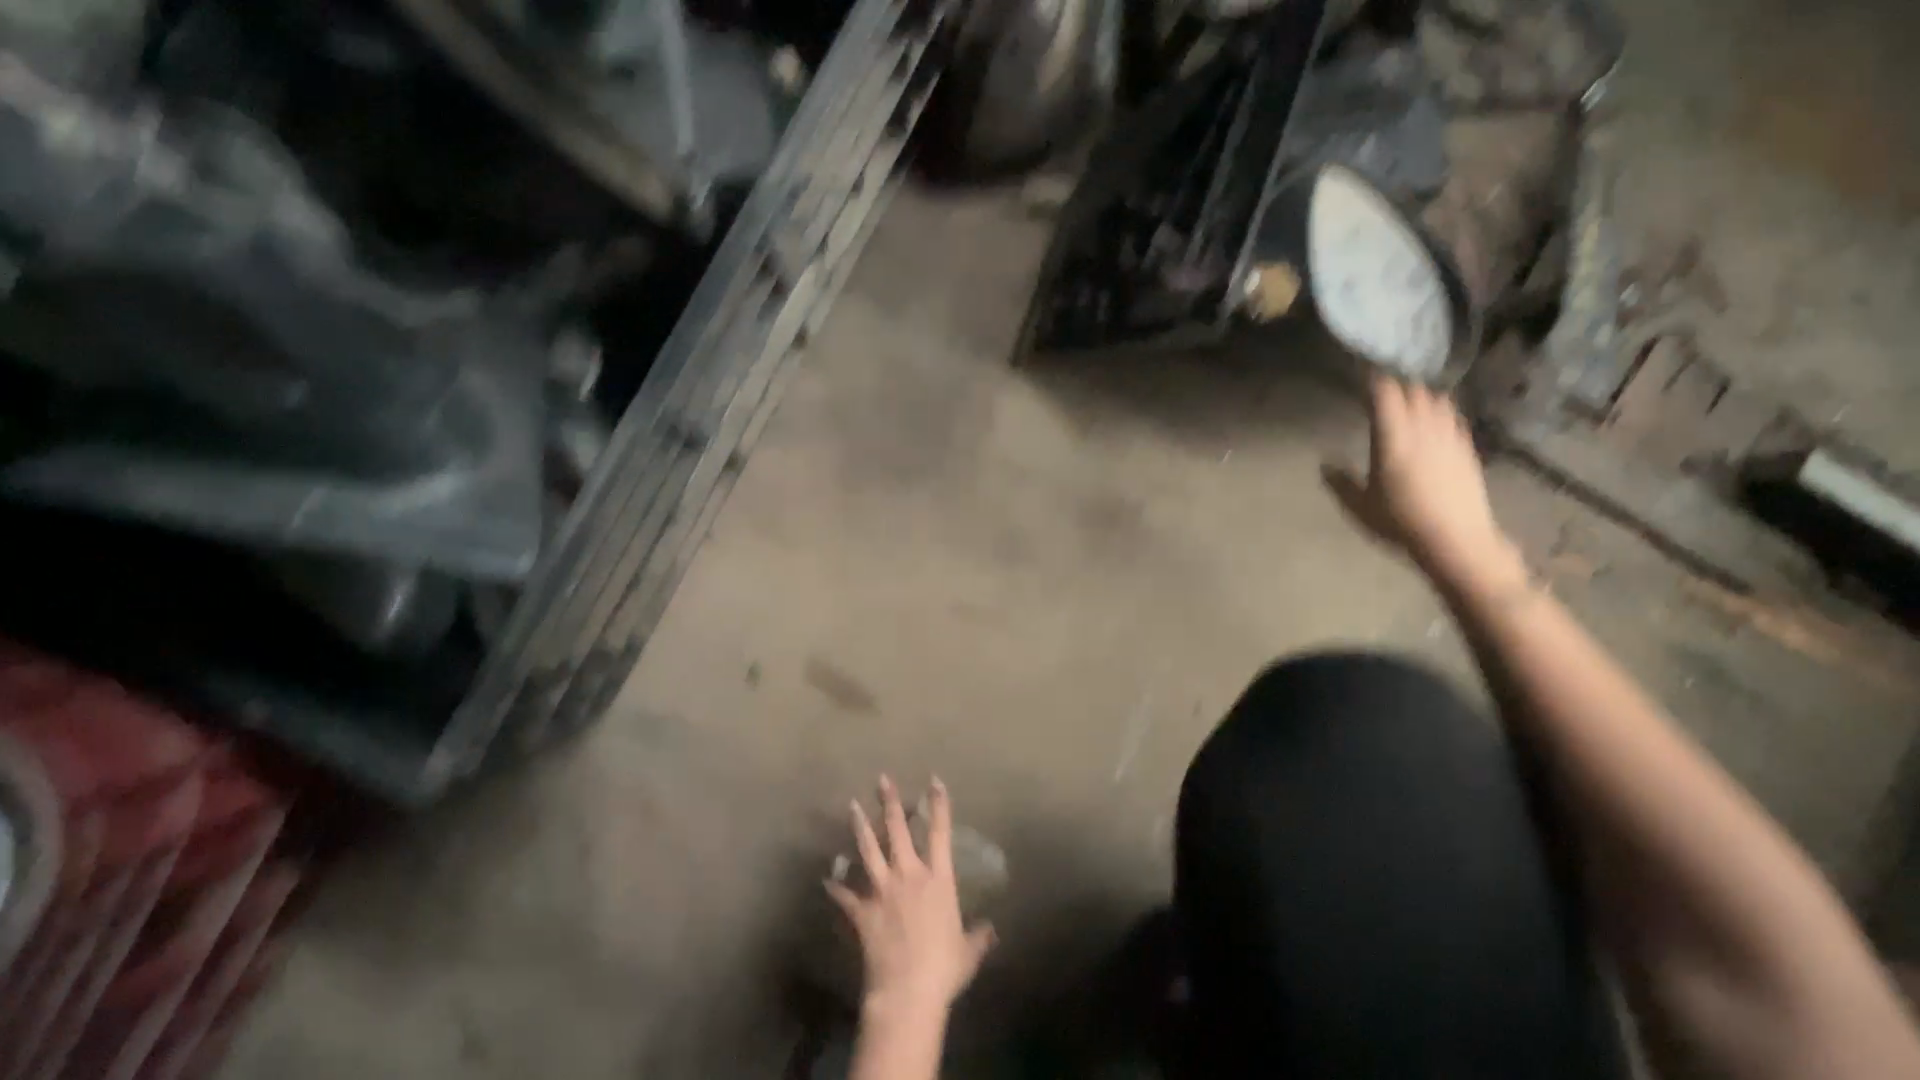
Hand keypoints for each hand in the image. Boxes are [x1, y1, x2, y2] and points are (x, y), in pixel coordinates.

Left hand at [828, 776, 994, 1018]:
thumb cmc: (944, 968)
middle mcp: (909, 876)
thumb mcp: (968, 951)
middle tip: (882, 779)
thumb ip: (978, 936)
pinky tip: (826, 879)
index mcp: (939, 880)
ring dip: (860, 827)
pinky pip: (845, 895)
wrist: (907, 991)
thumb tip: (990, 930)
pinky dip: (835, 887)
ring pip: (868, 850)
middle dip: (890, 803)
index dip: (938, 805)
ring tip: (852, 805)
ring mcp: (882, 891)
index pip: (940, 833)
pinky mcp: (861, 911)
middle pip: (898, 830)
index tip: (933, 781)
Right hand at [1323, 376, 1517, 578]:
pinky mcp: (1467, 449)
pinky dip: (1442, 414)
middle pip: (1413, 390)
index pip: (1384, 393)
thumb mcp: (1359, 507)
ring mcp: (1449, 437)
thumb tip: (1324, 464)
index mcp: (1392, 438)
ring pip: (1437, 400)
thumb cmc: (1400, 523)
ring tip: (1410, 405)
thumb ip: (1340, 482)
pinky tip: (1435, 426)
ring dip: (1421, 397)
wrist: (1455, 540)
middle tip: (1383, 393)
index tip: (1361, 378)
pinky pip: (1454, 419)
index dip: (1372, 380)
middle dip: (1397, 386)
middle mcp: (1423, 428)